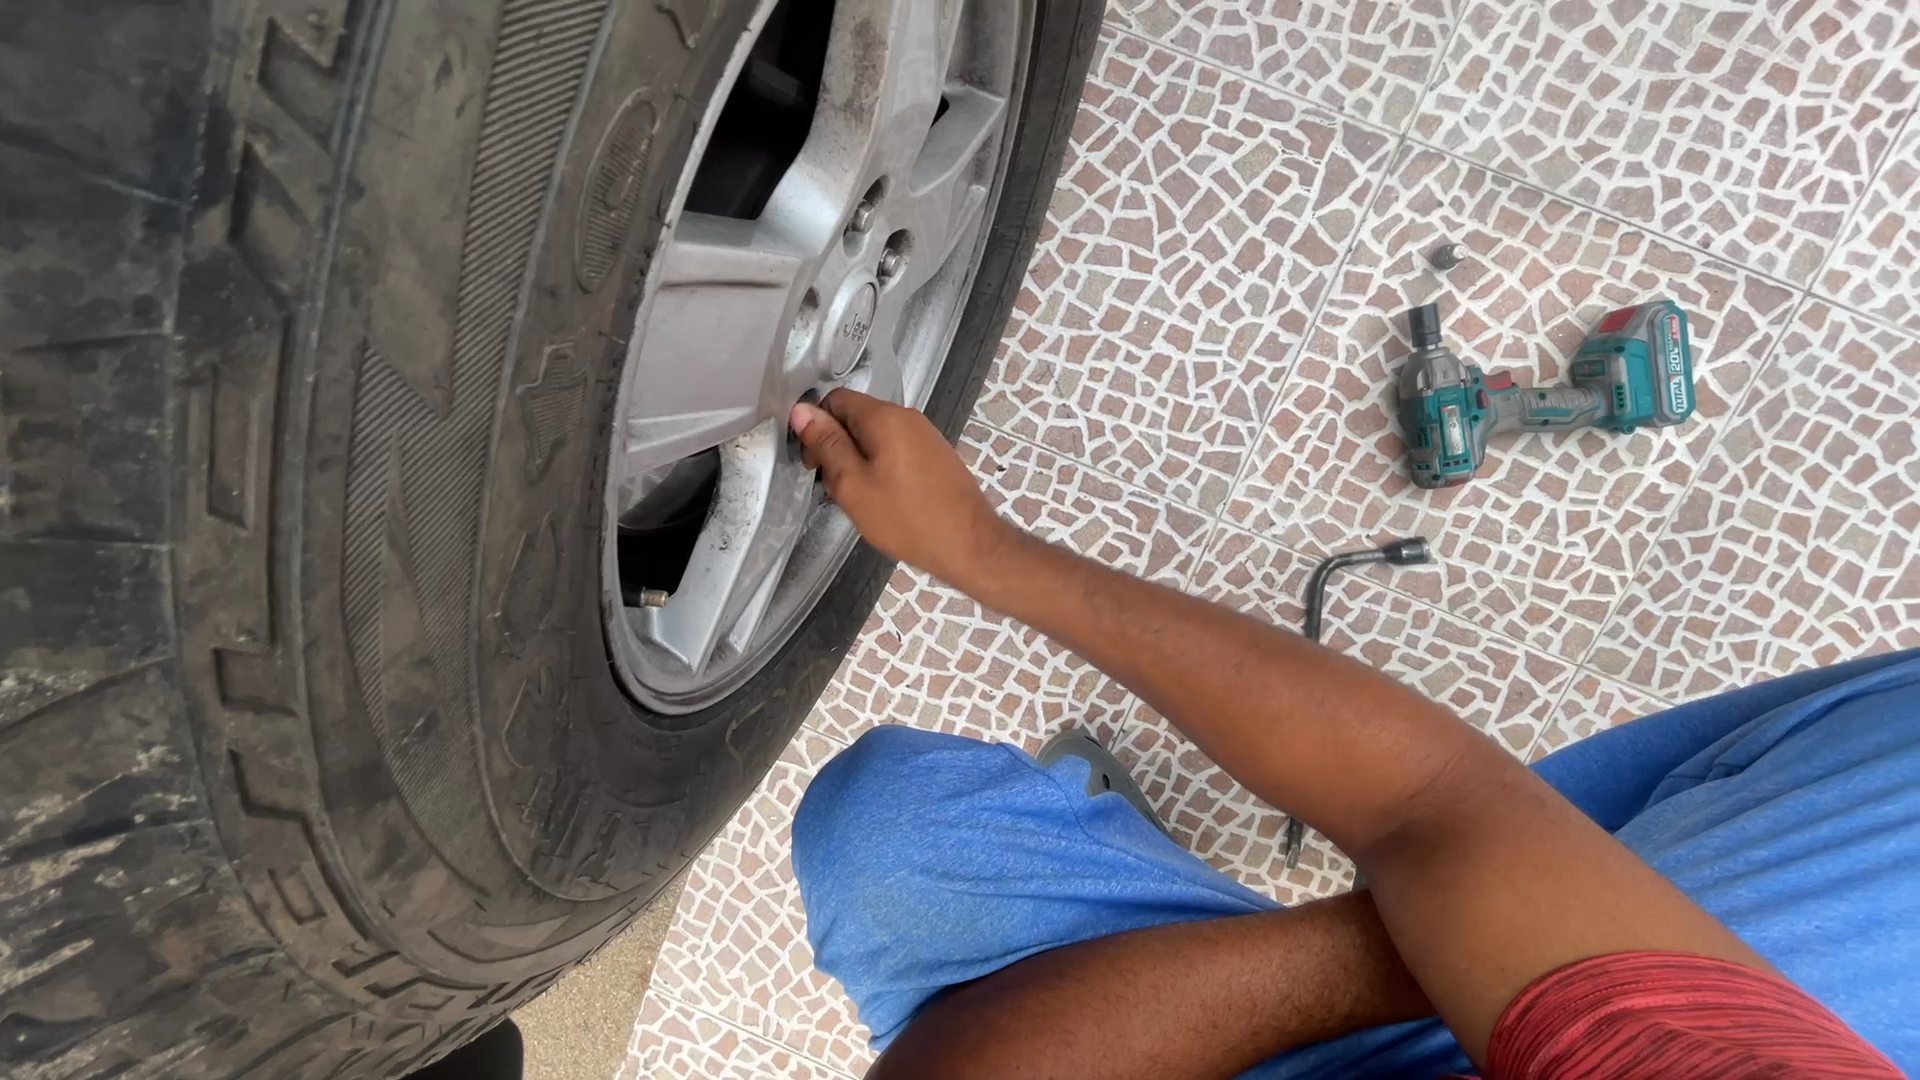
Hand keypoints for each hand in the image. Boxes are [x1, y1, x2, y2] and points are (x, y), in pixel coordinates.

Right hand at [789, 389, 1012, 586]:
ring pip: (876, 437)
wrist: (968, 544)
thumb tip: (801, 411)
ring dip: (858, 461)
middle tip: (833, 486)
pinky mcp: (936, 456)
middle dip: (837, 446)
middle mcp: (908, 417)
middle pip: (857, 418)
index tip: (812, 462)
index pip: (835, 399)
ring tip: (857, 497)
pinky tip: (882, 498)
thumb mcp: (853, 484)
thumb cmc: (906, 518)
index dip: (816, 426)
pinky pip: (897, 451)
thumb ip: (827, 445)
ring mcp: (926, 436)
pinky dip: (881, 467)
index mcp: (885, 417)